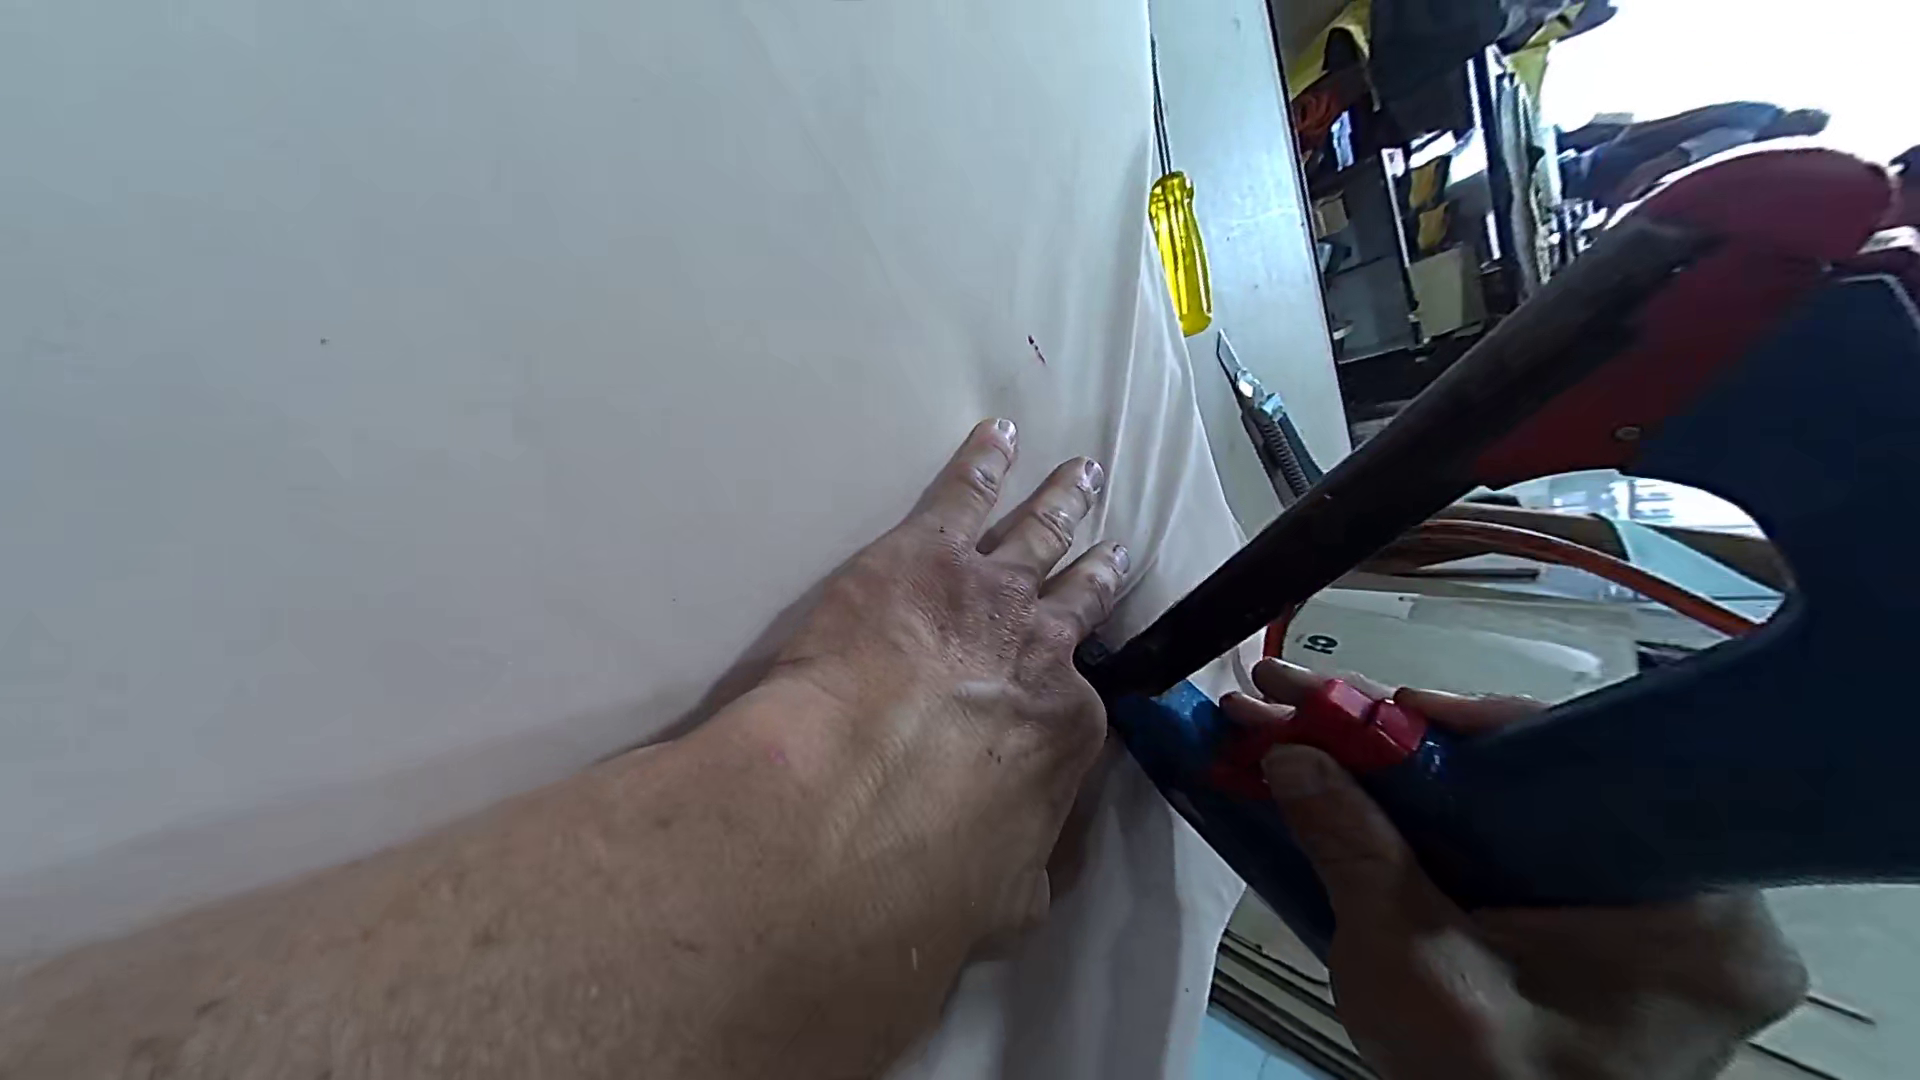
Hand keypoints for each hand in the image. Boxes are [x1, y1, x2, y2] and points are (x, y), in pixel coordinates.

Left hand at [761, 418, 1126, 949]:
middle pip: (1081, 593)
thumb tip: (1040, 871)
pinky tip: (996, 433)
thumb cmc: (925, 862)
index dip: (1082, 675)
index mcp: (1063, 723)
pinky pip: (962, 492)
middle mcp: (1040, 644)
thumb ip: (1033, 868)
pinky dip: (982, 459)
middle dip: (1100, 566)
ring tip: (1081, 472)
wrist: (853, 802)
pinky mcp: (925, 553)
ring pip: (1038, 532)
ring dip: (1061, 500)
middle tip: (1116, 544)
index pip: (1085, 693)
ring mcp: (988, 590)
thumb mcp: (1007, 894)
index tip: (1081, 662)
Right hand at [1224, 659, 1806, 1079]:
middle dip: (1384, 729)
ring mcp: (1580, 885)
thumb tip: (1289, 755)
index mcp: (1680, 909)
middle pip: (1502, 767)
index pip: (1586, 770)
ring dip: (1367, 753)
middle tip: (1295, 693)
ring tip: (1280, 715)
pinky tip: (1314, 765)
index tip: (1394, 706)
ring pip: (1465, 786)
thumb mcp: (1418, 975)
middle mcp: (1643, 882)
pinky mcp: (1528, 893)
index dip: (1480, 726)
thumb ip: (1357, 858)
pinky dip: (1379, 791)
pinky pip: (1452, 817)